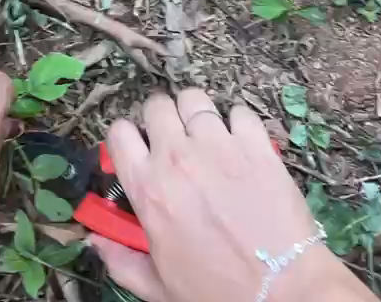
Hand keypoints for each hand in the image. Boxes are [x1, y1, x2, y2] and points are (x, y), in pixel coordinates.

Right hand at [90, 89, 372, 301]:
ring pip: (194, 99)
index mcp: (148, 188)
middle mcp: (176, 157)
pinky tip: (242, 143)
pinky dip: (238, 123)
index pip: (118, 132)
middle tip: (175, 140)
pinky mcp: (255, 144)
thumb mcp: (161, 287)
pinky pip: (238, 111)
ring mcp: (217, 145)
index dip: (127, 138)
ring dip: (196, 113)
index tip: (140, 149)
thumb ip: (123, 261)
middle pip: (155, 105)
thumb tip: (95, 241)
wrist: (285, 294)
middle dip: (162, 119)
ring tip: (206, 134)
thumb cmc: (218, 294)